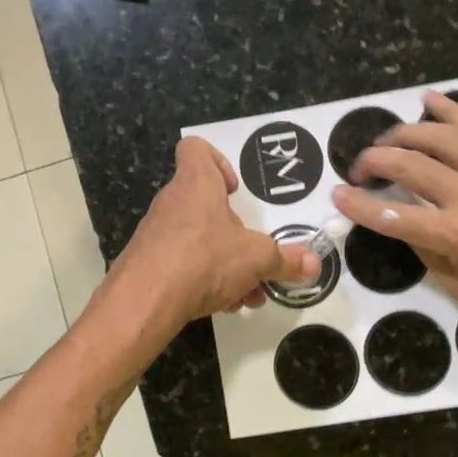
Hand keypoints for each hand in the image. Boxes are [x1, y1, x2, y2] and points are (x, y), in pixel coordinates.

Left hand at [103, 137, 318, 328]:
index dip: (217, 161)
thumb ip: (285, 260)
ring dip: (226, 265)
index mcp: (196, 185)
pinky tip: (222, 306)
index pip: (196, 149)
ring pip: (198, 241)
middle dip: (234, 234)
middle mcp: (172, 203)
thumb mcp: (257, 259)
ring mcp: (156, 234)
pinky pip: (183, 265)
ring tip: (248, 294)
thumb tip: (313, 263)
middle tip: (254, 259)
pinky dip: (204, 282)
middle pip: (205, 205)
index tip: (234, 190)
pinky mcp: (148, 264)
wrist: (144, 301)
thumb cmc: (203, 259)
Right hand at [330, 91, 457, 341]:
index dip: (358, 204)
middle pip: (410, 165)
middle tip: (357, 171)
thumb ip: (426, 249)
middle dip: (374, 163)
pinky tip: (428, 100)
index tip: (336, 195)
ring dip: (404, 134)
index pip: (393, 213)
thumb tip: (401, 220)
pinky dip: (450, 112)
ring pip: (439, 137)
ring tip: (384, 142)